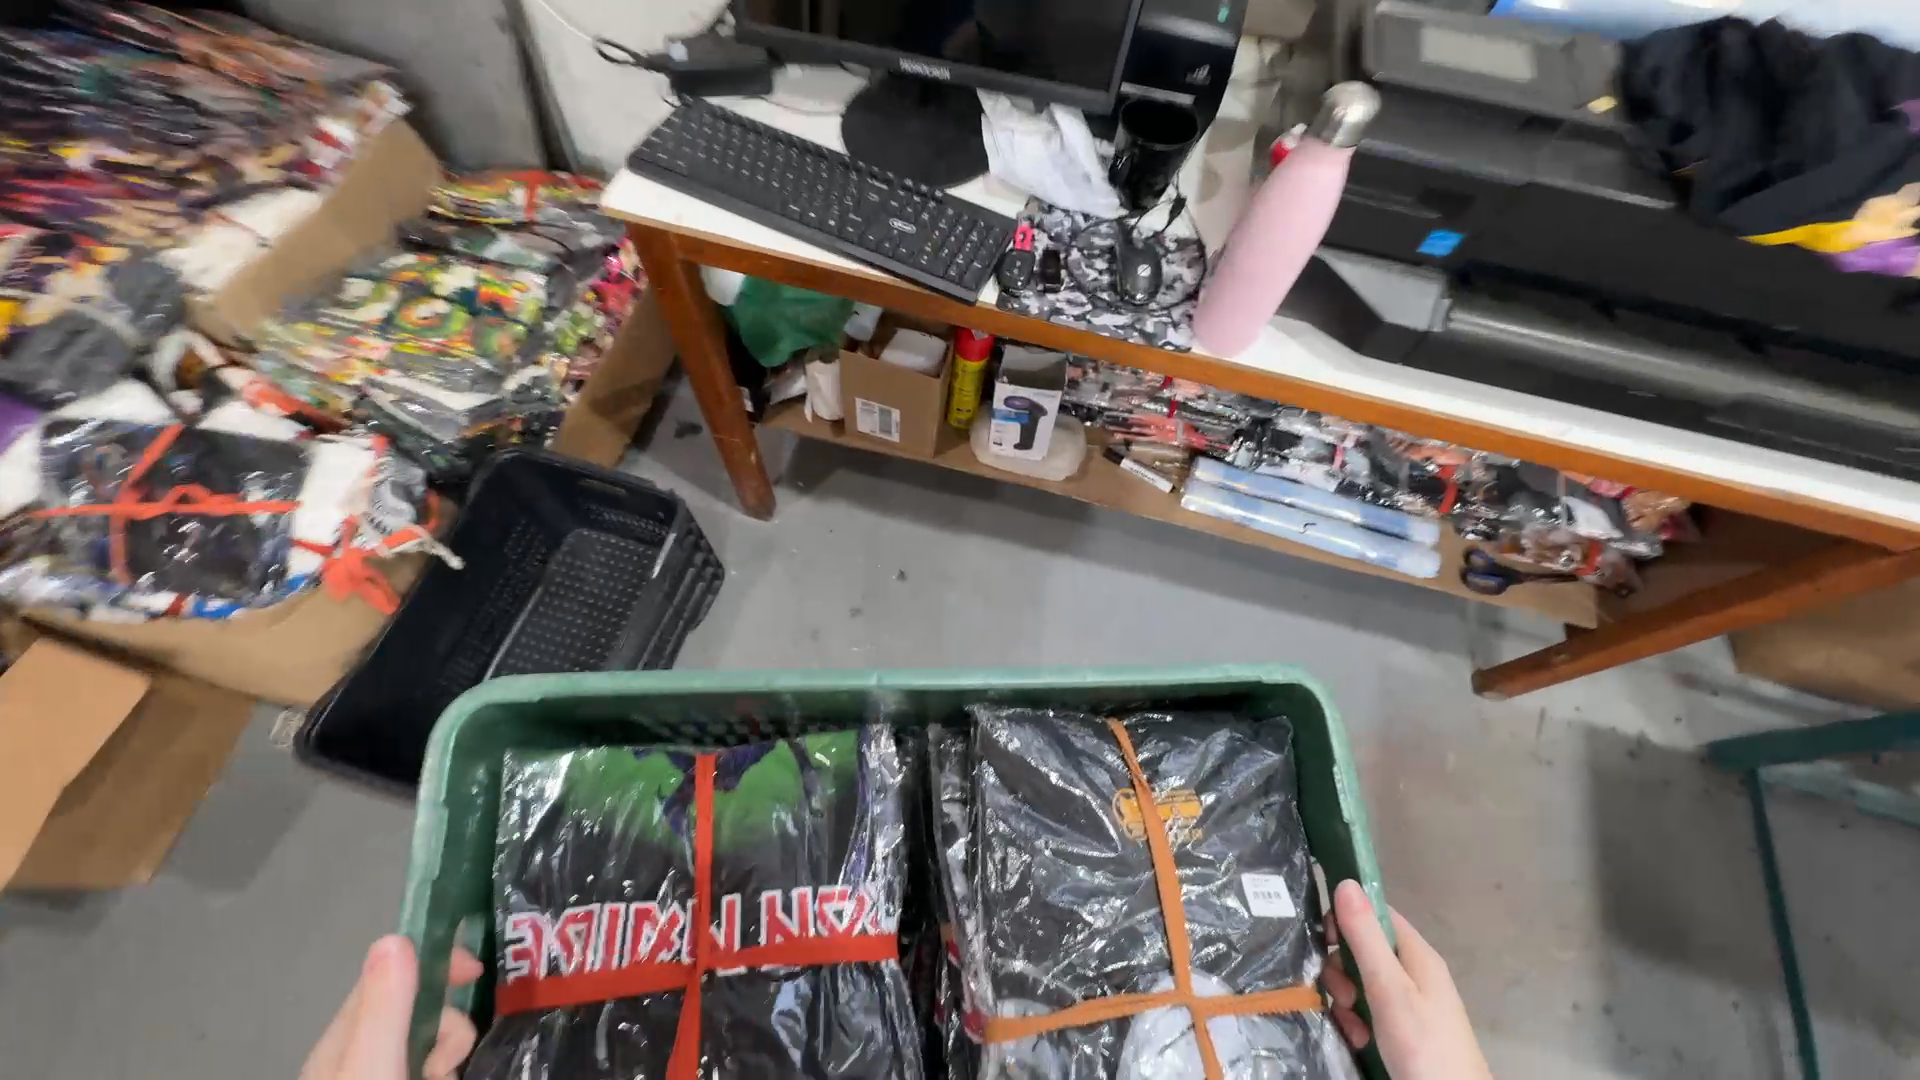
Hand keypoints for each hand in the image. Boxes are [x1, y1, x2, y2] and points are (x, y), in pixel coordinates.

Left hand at [301, 935, 481, 1079]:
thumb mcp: (374, 1069)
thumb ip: (385, 1008)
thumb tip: (394, 935)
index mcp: (341, 1043)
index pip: (389, 975)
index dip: (434, 963)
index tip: (476, 971)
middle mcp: (353, 1058)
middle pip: (412, 1008)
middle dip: (447, 1020)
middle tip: (457, 1051)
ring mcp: (376, 1078)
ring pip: (426, 1040)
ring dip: (449, 1050)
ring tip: (449, 1078)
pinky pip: (428, 1066)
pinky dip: (445, 1069)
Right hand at [1322, 879, 1493, 1079]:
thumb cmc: (1424, 1047)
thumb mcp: (1389, 988)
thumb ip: (1365, 936)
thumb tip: (1345, 881)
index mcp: (1416, 956)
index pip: (1376, 913)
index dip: (1347, 918)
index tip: (1326, 938)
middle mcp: (1413, 975)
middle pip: (1362, 949)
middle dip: (1341, 968)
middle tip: (1342, 993)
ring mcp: (1408, 1005)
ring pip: (1359, 982)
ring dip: (1346, 999)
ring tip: (1351, 1023)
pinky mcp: (1401, 1032)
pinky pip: (1366, 1012)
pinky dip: (1355, 1022)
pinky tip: (1357, 1039)